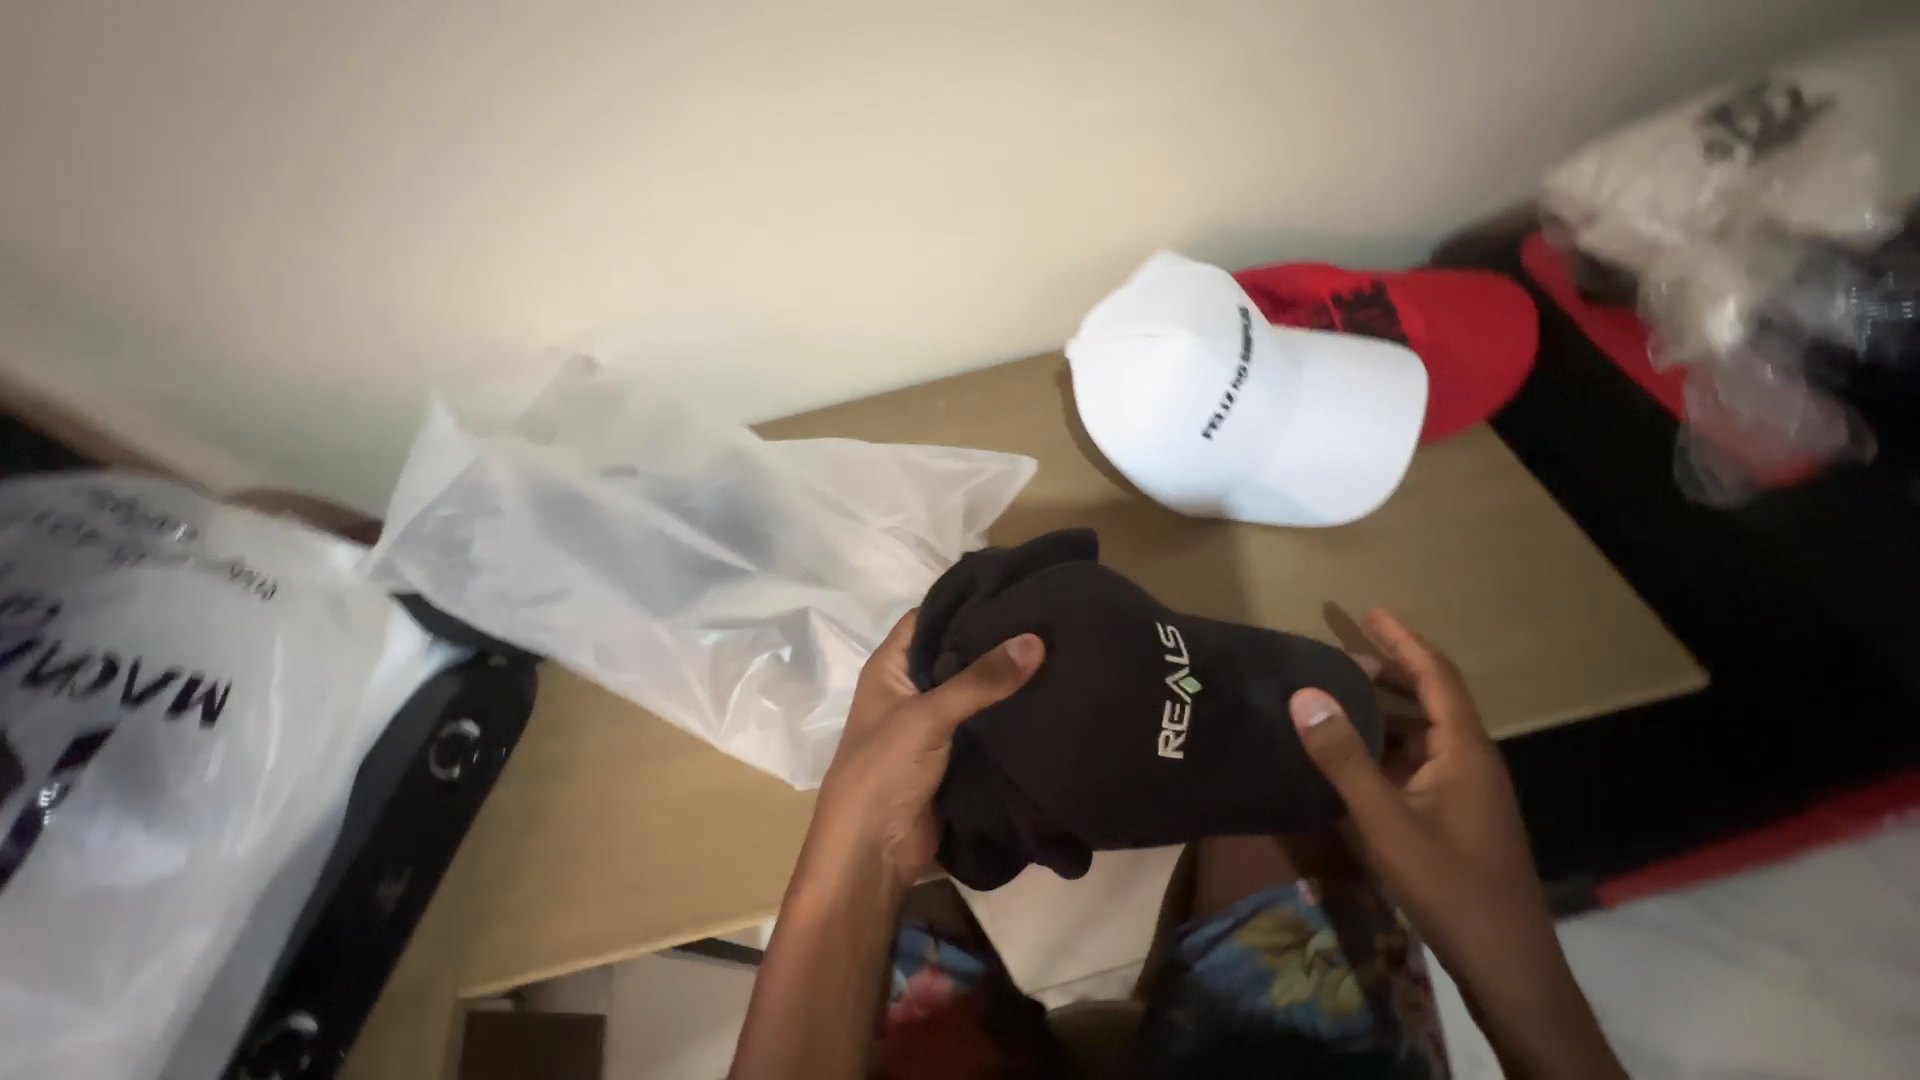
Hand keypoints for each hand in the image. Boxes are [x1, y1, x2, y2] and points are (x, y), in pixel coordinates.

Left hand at [805, 609, 1044, 892]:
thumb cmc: (883, 770)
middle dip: (993, 641)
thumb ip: (980, 680)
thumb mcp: (928, 716)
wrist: (873, 853)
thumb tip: (1036, 639)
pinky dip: (1009, 715)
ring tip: (1058, 652)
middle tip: (1047, 619)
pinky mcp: (954, 756)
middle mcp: (910, 689)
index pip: (928, 618)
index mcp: (890, 668)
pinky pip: (985, 726)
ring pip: (974, 691)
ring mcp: (932, 724)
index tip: (1012, 589)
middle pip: (955, 653)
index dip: (964, 603)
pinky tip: (1046, 698)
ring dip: (1005, 680)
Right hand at [1291, 609, 1623, 1079]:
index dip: (1403, 640)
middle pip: (1430, 699)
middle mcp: (1470, 761)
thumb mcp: (1385, 821)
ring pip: (1422, 733)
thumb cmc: (1449, 885)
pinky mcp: (1456, 816)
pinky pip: (1417, 762)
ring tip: (1335, 697)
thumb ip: (1343, 757)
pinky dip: (1385, 746)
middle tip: (1338, 652)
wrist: (1507, 964)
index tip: (1369, 612)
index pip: (1435, 677)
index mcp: (1464, 751)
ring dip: (1383, 709)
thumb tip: (1304, 694)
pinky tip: (1351, 758)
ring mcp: (1466, 791)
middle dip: (1388, 670)